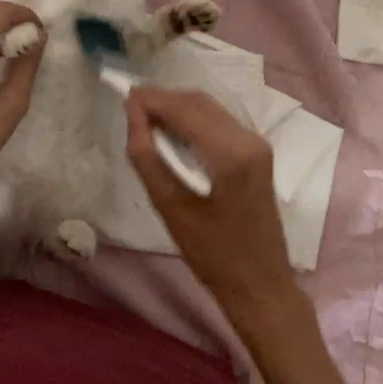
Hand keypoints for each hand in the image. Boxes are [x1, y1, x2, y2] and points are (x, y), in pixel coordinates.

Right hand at [125, 88, 296, 316]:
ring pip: (209, 108)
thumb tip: (133, 114)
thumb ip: (146, 156)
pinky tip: (173, 136)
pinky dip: (193, 120)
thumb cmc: (211, 253)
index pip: (183, 108)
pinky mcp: (257, 153)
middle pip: (198, 101)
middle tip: (130, 111)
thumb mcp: (168, 206)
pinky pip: (219, 122)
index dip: (150, 99)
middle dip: (162, 100)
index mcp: (230, 153)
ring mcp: (257, 144)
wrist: (259, 284)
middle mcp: (248, 139)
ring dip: (177, 108)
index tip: (122, 99)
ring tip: (146, 122)